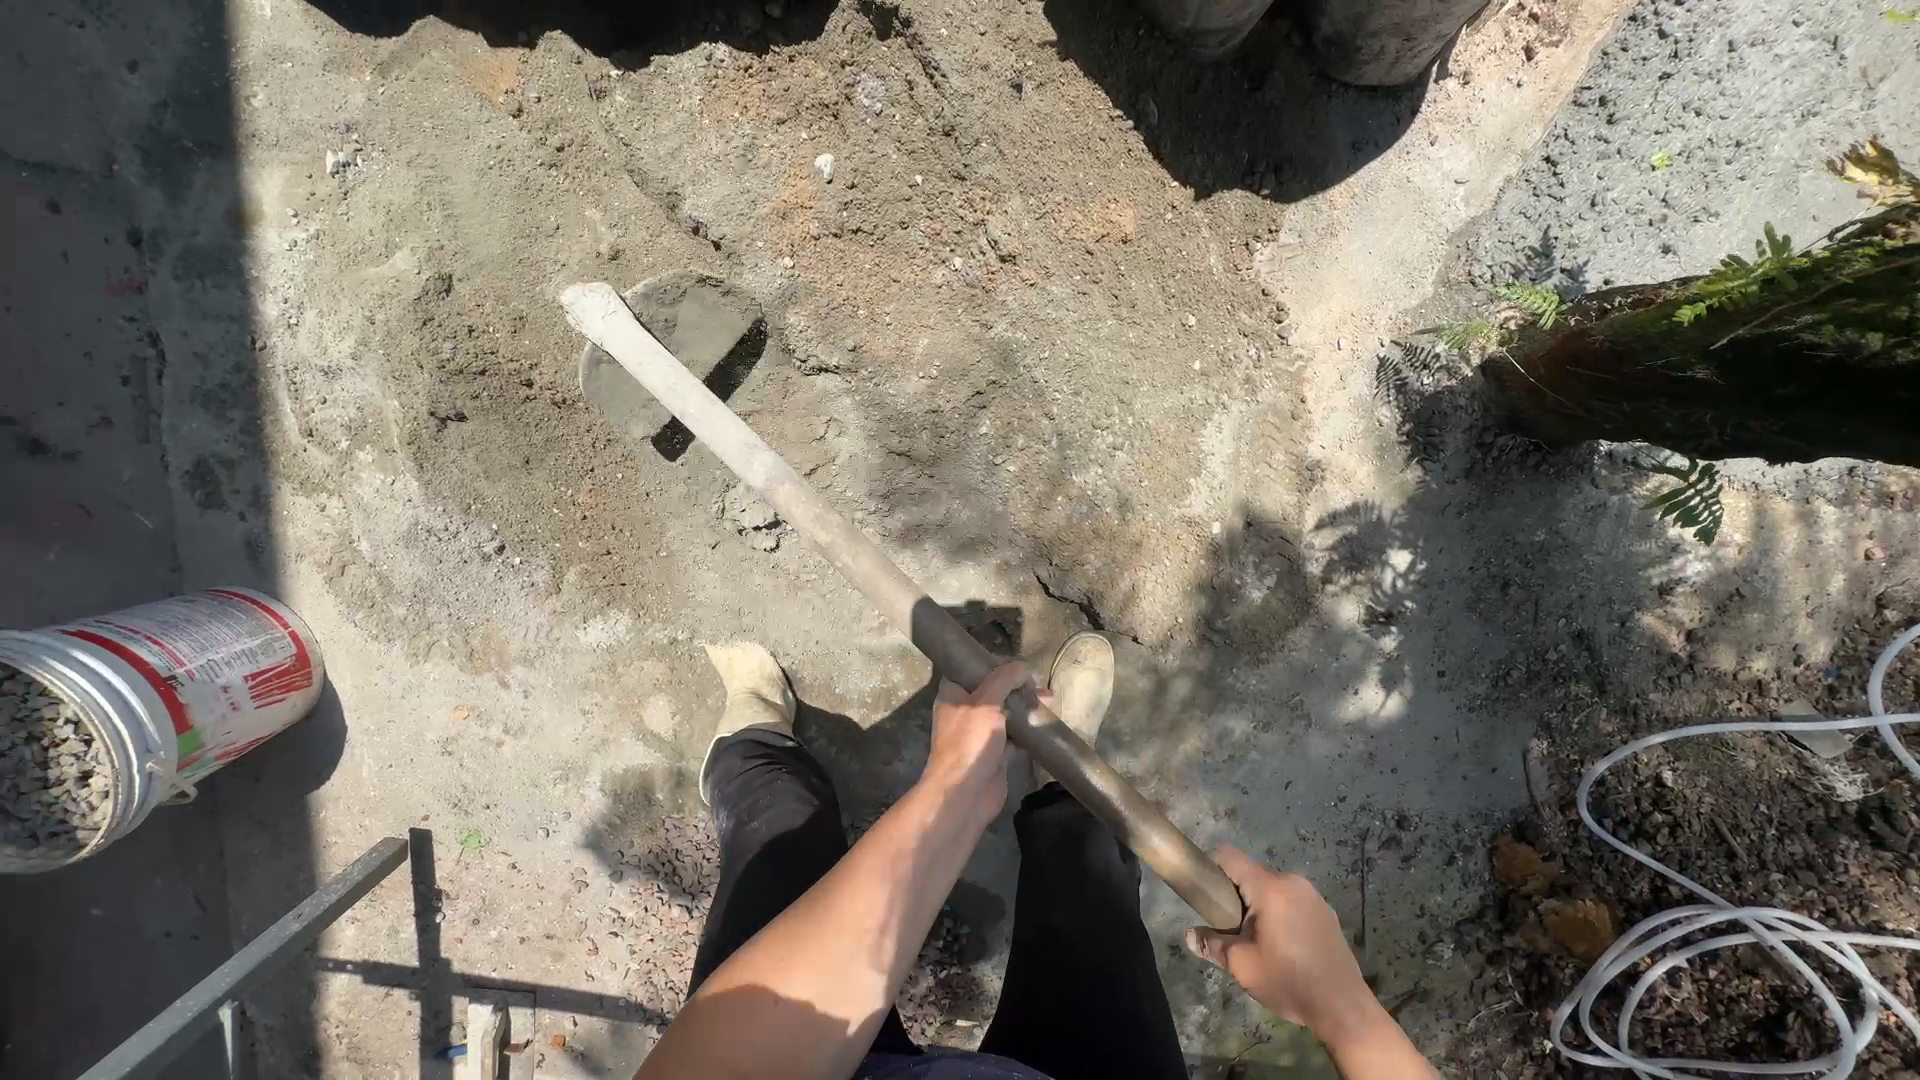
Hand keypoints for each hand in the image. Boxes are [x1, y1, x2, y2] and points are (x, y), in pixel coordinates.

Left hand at [921, 662, 1032, 823]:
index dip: (992, 664)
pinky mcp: (996, 755)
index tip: (1015, 664)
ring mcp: (980, 735)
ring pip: (1006, 715)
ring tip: (1049, 700)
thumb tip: (1023, 667)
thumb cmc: (970, 741)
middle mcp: (965, 713)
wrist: (965, 794)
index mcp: (953, 695)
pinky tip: (1046, 724)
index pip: (970, 670)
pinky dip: (1029, 732)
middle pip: (993, 692)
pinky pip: (1015, 738)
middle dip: (1016, 687)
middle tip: (1037, 684)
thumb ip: (1004, 680)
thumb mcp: (985, 701)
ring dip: (1025, 708)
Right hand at [1184, 847, 1381, 1046]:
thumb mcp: (1243, 966)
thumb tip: (1189, 936)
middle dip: (1237, 897)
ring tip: (1260, 942)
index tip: (1204, 891)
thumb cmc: (1289, 982)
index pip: (1229, 856)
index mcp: (1270, 889)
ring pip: (1272, 890)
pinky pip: (1292, 902)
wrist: (1345, 1009)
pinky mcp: (1326, 912)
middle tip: (1232, 930)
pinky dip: (1281, 915)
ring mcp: (1313, 896)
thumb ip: (1213, 944)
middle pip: (1251, 875)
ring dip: (1260, 908)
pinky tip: (1285, 947)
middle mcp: (1292, 883)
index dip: (1210, 866)